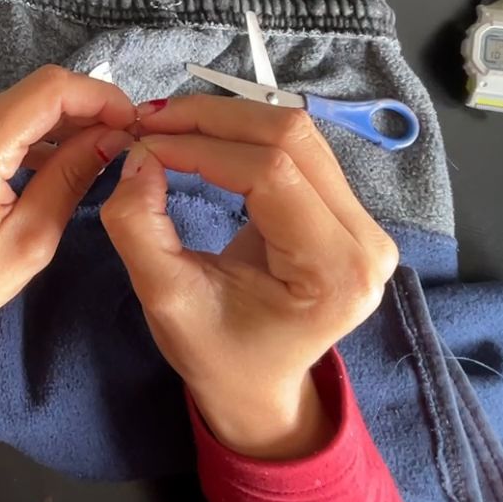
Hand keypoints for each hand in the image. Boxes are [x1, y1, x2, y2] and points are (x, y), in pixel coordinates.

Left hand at [0, 66, 136, 369]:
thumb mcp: (27, 242)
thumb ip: (70, 180)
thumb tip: (114, 138)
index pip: (49, 89)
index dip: (99, 96)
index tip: (135, 124)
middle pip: (38, 90)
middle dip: (88, 109)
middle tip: (127, 144)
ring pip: (22, 102)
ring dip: (65, 121)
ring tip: (104, 154)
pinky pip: (2, 119)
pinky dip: (37, 132)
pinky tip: (63, 160)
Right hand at [101, 95, 398, 458]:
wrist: (256, 384)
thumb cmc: (214, 353)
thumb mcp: (164, 299)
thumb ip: (139, 228)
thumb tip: (137, 157)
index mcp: (332, 272)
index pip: (269, 172)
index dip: (199, 147)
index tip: (141, 146)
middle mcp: (365, 239)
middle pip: (290, 136)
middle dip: (211, 117)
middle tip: (148, 121)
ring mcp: (362, 220)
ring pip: (293, 130)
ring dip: (224, 117)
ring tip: (166, 126)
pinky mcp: (345, 208)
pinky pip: (293, 146)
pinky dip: (238, 130)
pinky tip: (197, 137)